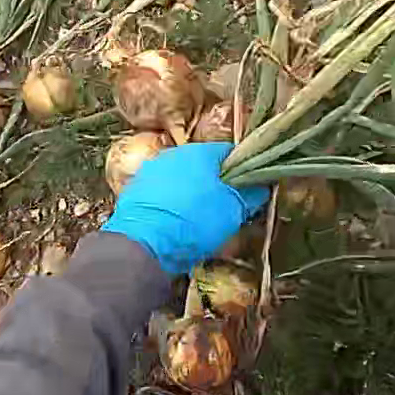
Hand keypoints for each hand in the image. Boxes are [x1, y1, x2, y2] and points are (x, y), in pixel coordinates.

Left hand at [100, 143, 267, 274]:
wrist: (144, 243)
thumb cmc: (195, 221)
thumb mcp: (233, 211)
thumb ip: (250, 195)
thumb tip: (260, 187)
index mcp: (199, 152)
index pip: (229, 153)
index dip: (244, 171)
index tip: (249, 191)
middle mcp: (172, 154)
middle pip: (203, 166)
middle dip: (216, 185)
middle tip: (226, 209)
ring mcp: (150, 171)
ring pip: (181, 180)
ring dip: (192, 195)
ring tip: (200, 222)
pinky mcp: (135, 191)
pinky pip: (162, 195)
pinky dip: (171, 206)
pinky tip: (176, 226)